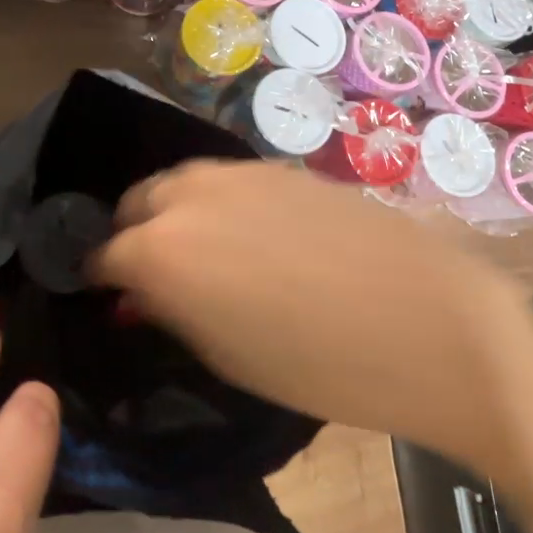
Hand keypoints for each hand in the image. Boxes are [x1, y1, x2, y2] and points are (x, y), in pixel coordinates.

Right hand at [88, 159, 532, 456]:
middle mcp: (191, 195)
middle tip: (152, 271)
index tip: (110, 295)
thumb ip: (174, 313)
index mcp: (162, 250)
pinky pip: (230, 180)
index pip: (105, 253)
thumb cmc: (321, 365)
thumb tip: (142, 294)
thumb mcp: (229, 357)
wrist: (430, 321)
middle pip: (139, 200)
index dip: (102, 276)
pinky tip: (250, 233)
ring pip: (184, 181)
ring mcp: (242, 172)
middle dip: (135, 232)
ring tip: (201, 250)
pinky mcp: (286, 167)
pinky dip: (221, 202)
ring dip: (177, 211)